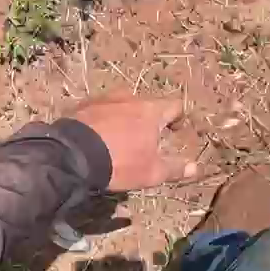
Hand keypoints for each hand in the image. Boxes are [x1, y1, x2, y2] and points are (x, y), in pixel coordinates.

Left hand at [68, 96, 197, 190]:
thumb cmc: (120, 163)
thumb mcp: (151, 172)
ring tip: (119, 136)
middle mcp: (129, 98)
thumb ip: (175, 168)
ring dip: (124, 117)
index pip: (174, 106)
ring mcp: (104, 99)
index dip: (177, 118)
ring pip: (121, 105)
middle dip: (148, 118)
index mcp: (151, 111)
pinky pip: (99, 110)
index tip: (174, 130)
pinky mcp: (82, 106)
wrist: (73, 155)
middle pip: (146, 104)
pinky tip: (97, 135)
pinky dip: (102, 119)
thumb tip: (196, 168)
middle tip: (145, 137)